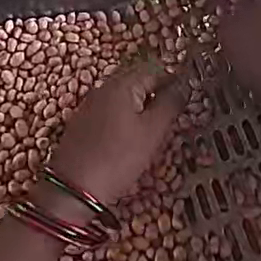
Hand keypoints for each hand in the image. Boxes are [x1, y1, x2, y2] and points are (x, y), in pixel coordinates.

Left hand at [47, 58, 186, 204]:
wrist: (75, 187)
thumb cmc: (119, 157)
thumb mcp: (152, 131)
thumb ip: (170, 104)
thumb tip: (184, 84)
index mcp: (121, 85)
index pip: (154, 72)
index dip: (172, 84)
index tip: (186, 101)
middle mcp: (103, 89)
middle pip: (137, 83)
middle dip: (156, 96)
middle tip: (172, 118)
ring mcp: (90, 105)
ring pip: (123, 99)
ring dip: (140, 109)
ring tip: (154, 132)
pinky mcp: (82, 123)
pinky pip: (110, 112)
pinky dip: (124, 120)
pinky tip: (129, 140)